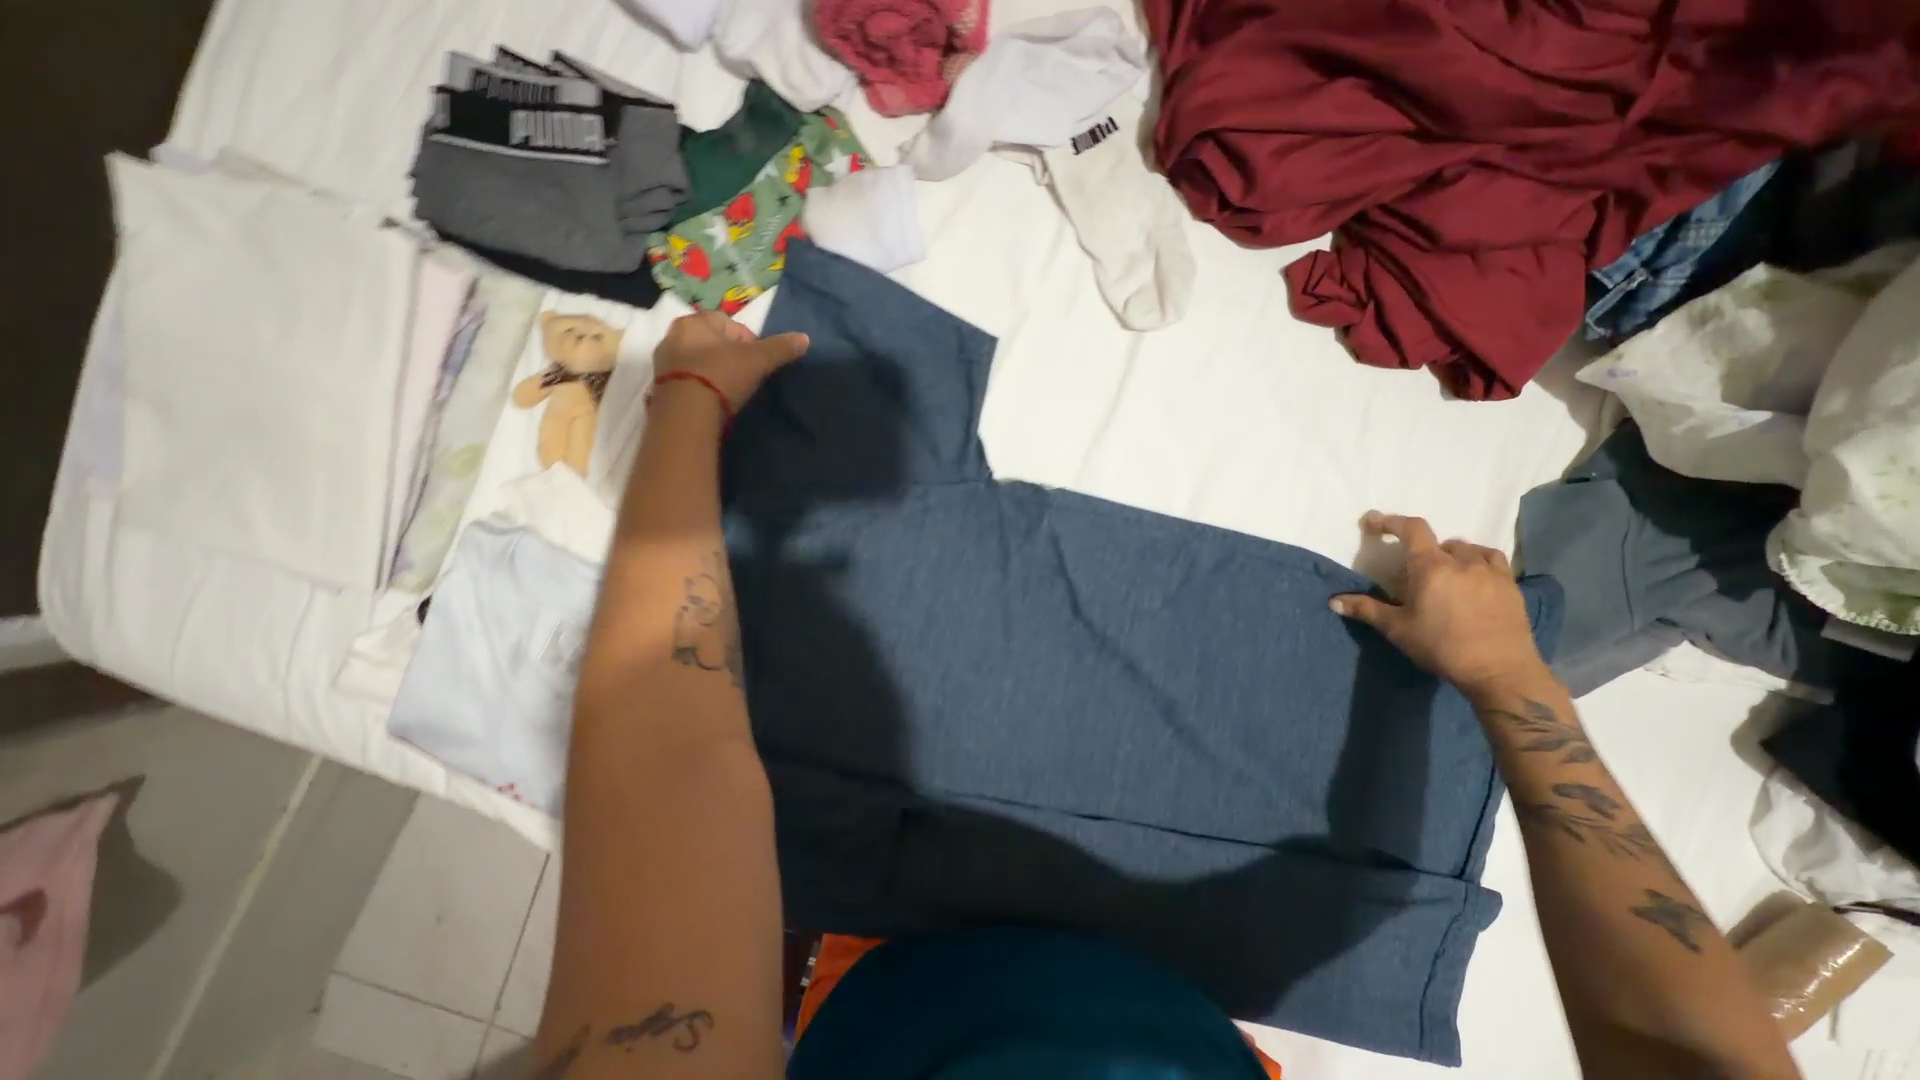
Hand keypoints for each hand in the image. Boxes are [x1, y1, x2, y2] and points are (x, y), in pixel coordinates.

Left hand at [653, 311, 808, 410]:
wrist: (685, 414)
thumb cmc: (721, 375)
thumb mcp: (757, 360)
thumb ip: (780, 348)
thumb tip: (805, 338)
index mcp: (695, 320)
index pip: (728, 322)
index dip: (747, 341)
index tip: (756, 361)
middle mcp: (674, 334)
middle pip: (710, 341)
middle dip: (727, 355)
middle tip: (744, 375)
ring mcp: (663, 361)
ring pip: (696, 360)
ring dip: (712, 371)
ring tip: (728, 391)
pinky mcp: (659, 386)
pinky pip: (685, 379)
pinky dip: (699, 386)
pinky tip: (711, 401)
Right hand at [1330, 511, 1548, 698]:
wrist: (1499, 669)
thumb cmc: (1442, 647)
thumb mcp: (1398, 629)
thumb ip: (1366, 610)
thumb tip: (1333, 601)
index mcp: (1430, 567)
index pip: (1411, 529)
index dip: (1391, 521)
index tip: (1374, 522)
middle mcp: (1461, 561)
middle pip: (1439, 543)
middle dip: (1423, 552)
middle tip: (1415, 575)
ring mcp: (1490, 571)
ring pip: (1467, 549)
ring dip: (1452, 556)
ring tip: (1445, 575)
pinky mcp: (1511, 585)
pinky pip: (1492, 560)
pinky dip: (1478, 561)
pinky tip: (1475, 577)